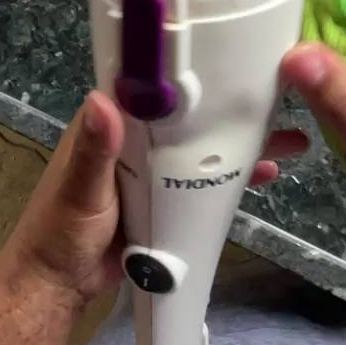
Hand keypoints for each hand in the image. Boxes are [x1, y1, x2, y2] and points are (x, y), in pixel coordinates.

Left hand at [1, 92, 305, 304]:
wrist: (60, 282)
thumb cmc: (62, 228)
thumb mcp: (80, 189)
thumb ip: (94, 151)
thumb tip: (101, 98)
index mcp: (107, 125)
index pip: (148, 87)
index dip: (185, 75)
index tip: (230, 62)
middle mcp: (129, 140)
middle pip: (184, 117)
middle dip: (226, 112)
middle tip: (276, 101)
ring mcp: (147, 170)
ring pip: (196, 148)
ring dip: (235, 144)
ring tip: (286, 138)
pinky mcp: (159, 198)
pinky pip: (197, 180)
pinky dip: (226, 177)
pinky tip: (261, 176)